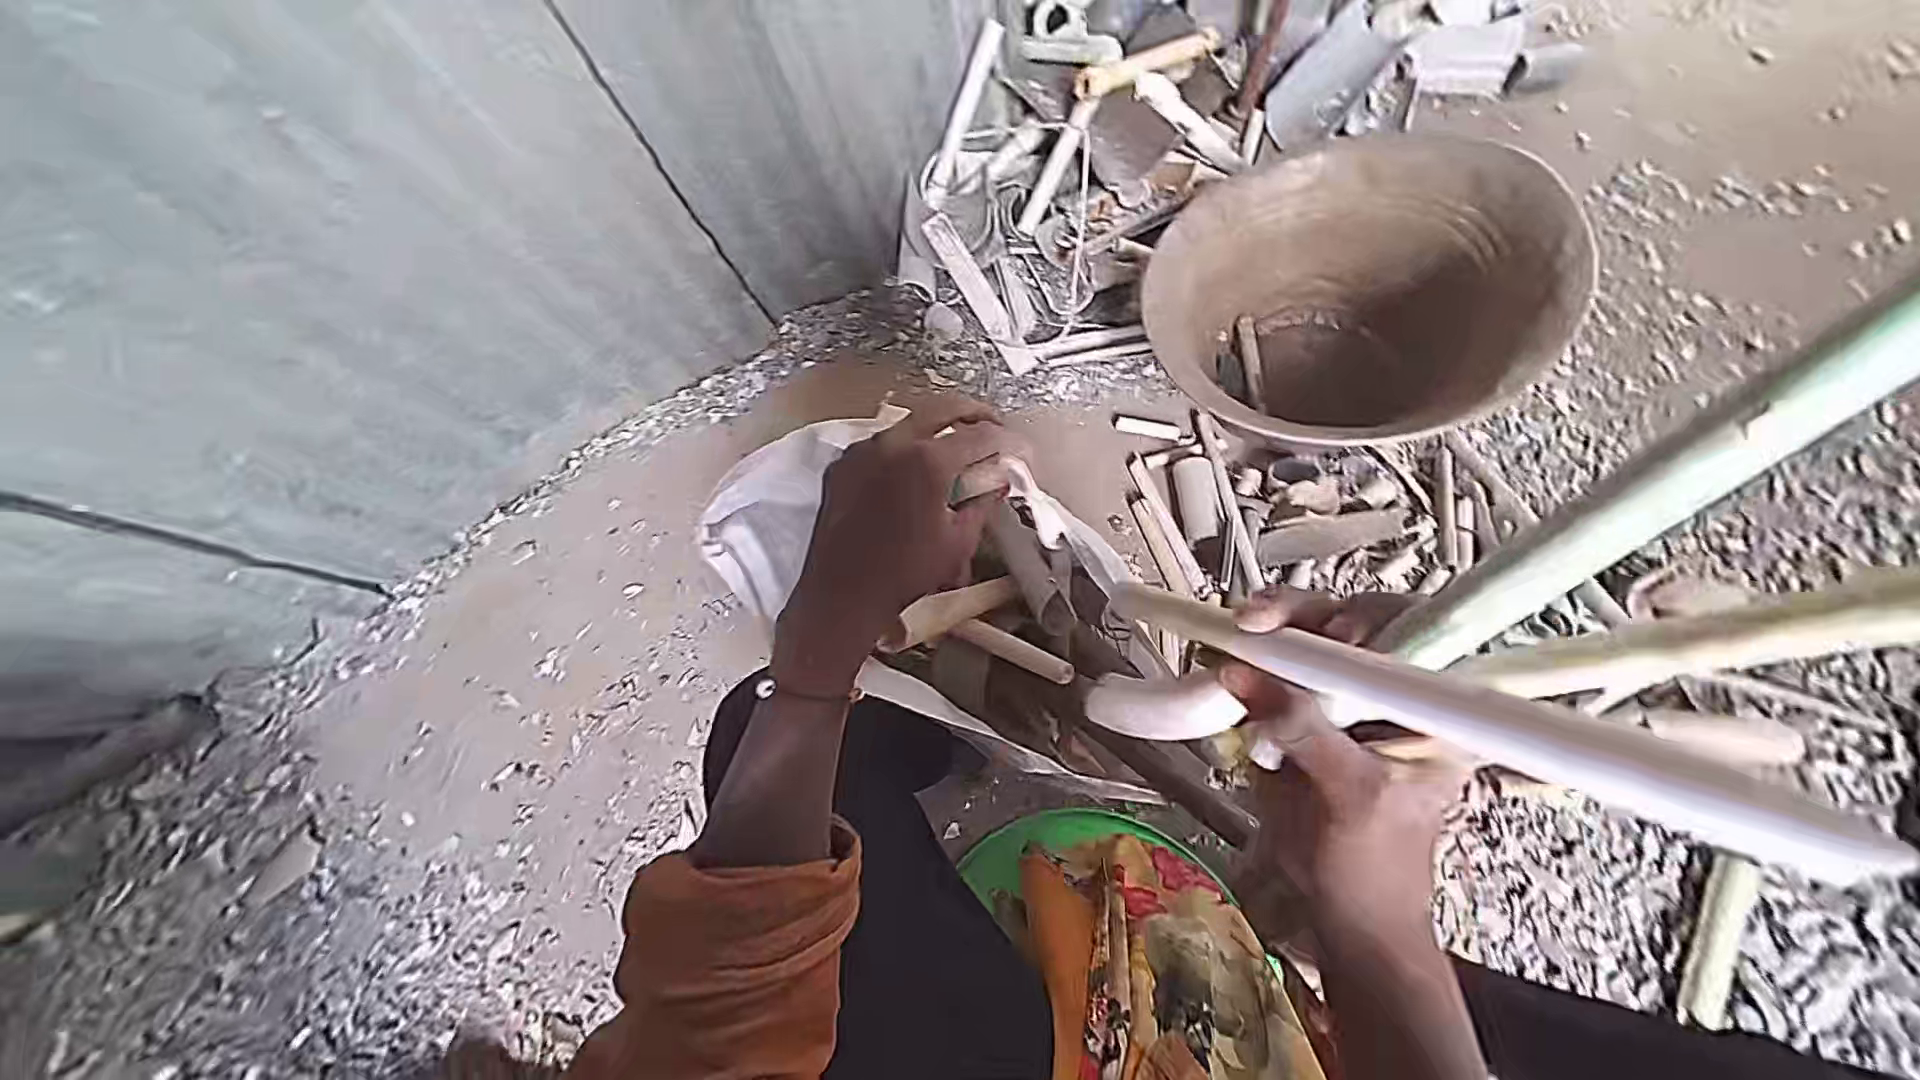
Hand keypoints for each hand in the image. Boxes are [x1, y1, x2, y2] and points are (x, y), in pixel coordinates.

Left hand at [773, 400, 1026, 695]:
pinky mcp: (842, 465)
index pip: (981, 436)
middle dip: (975, 414)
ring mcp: (862, 451)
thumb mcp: (958, 542)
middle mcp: (892, 443)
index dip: (1008, 442)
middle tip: (994, 426)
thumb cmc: (905, 574)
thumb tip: (997, 481)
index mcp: (927, 461)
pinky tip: (914, 470)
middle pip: (943, 408)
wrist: (843, 595)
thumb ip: (982, 502)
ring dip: (937, 429)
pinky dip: (904, 449)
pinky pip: (880, 445)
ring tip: (957, 447)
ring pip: (908, 423)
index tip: (1022, 452)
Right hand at [1220, 587, 1468, 935]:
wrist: (1343, 906)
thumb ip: (1304, 731)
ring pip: (1304, 643)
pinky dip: (1244, 661)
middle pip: (1348, 624)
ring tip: (1232, 632)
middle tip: (1254, 620)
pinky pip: (1270, 672)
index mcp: (1432, 710)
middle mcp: (1389, 693)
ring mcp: (1340, 699)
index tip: (1316, 629)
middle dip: (1299, 615)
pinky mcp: (1299, 711)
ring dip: (1265, 633)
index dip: (1364, 616)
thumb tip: (1241, 674)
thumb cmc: (1374, 863)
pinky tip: (1222, 656)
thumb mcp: (1351, 793)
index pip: (1411, 633)